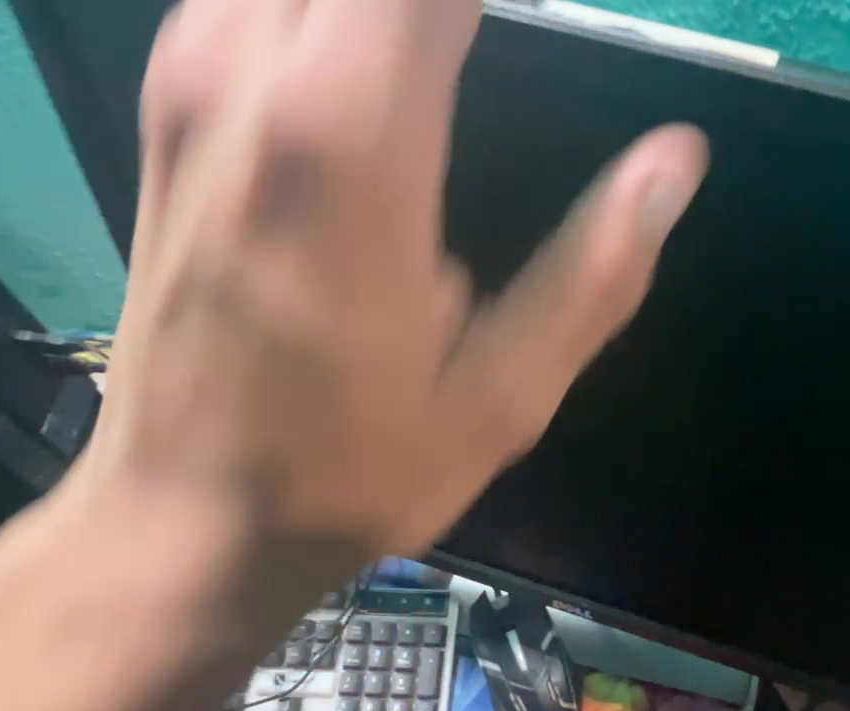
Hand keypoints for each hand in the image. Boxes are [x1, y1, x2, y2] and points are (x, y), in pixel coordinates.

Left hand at [71, 0, 708, 567]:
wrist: (183, 519)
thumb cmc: (346, 474)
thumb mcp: (496, 404)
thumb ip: (589, 277)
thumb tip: (676, 162)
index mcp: (350, 141)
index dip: (506, 3)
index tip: (567, 36)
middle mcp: (252, 71)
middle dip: (455, 7)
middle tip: (511, 52)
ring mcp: (194, 78)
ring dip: (402, 13)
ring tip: (468, 56)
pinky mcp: (173, 108)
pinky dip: (338, 19)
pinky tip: (387, 72)